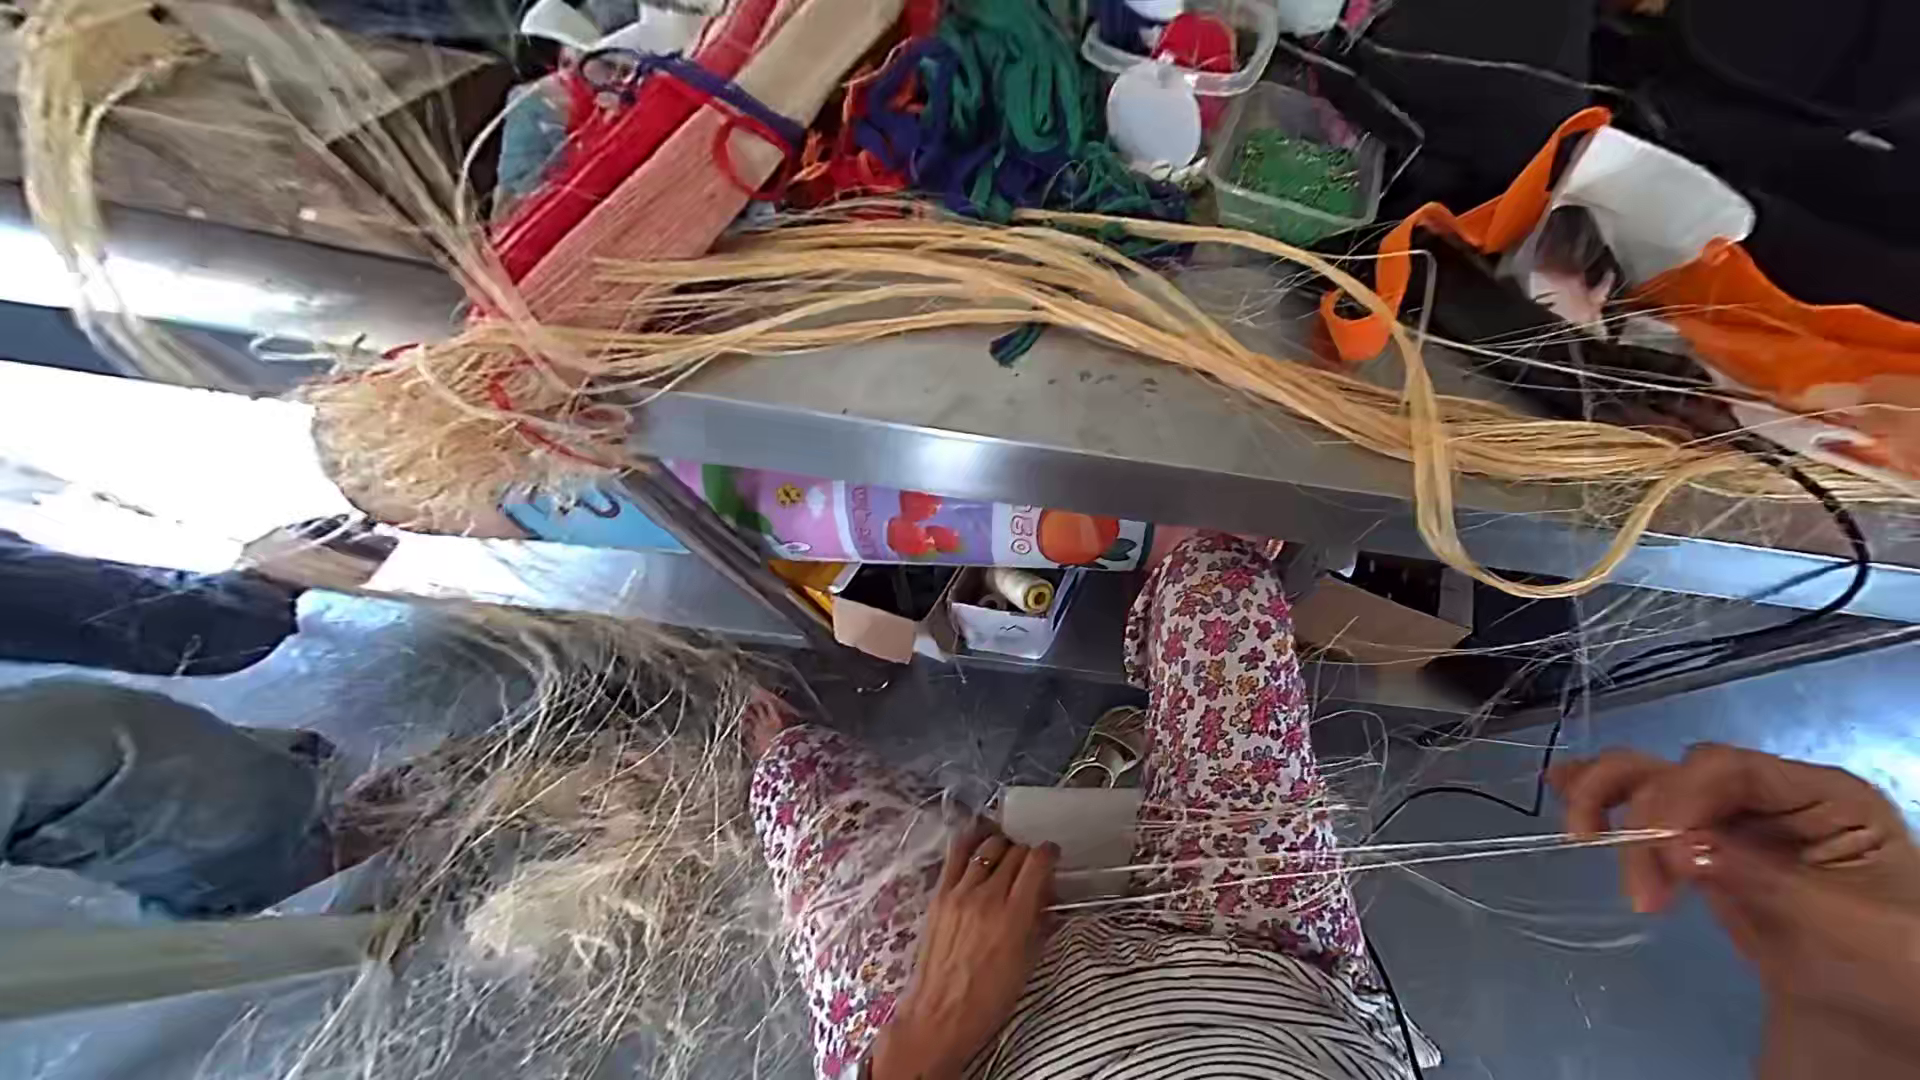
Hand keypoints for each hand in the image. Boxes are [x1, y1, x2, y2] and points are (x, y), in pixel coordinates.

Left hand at [868, 825, 1057, 1079]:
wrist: (938, 1017)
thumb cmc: (987, 1001)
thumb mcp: (1025, 966)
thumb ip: (1038, 924)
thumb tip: (1049, 897)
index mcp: (1013, 918)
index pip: (1036, 864)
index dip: (1048, 853)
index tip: (1052, 855)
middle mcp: (987, 897)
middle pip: (1014, 852)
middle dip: (1028, 853)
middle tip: (1031, 864)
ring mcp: (960, 892)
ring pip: (988, 848)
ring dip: (1003, 847)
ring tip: (1007, 854)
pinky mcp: (940, 893)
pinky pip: (956, 853)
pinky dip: (972, 841)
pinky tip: (980, 839)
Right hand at [1552, 744, 1919, 1063]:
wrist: (1870, 1005)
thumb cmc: (1882, 967)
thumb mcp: (1842, 927)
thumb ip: (1762, 878)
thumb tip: (1679, 848)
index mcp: (1822, 795)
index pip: (1726, 769)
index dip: (1680, 800)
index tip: (1668, 859)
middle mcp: (1762, 788)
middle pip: (1668, 770)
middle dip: (1635, 816)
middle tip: (1636, 880)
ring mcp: (1719, 806)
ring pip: (1634, 776)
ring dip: (1599, 804)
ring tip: (1584, 842)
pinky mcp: (1684, 826)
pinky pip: (1627, 794)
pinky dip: (1590, 792)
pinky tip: (1559, 788)